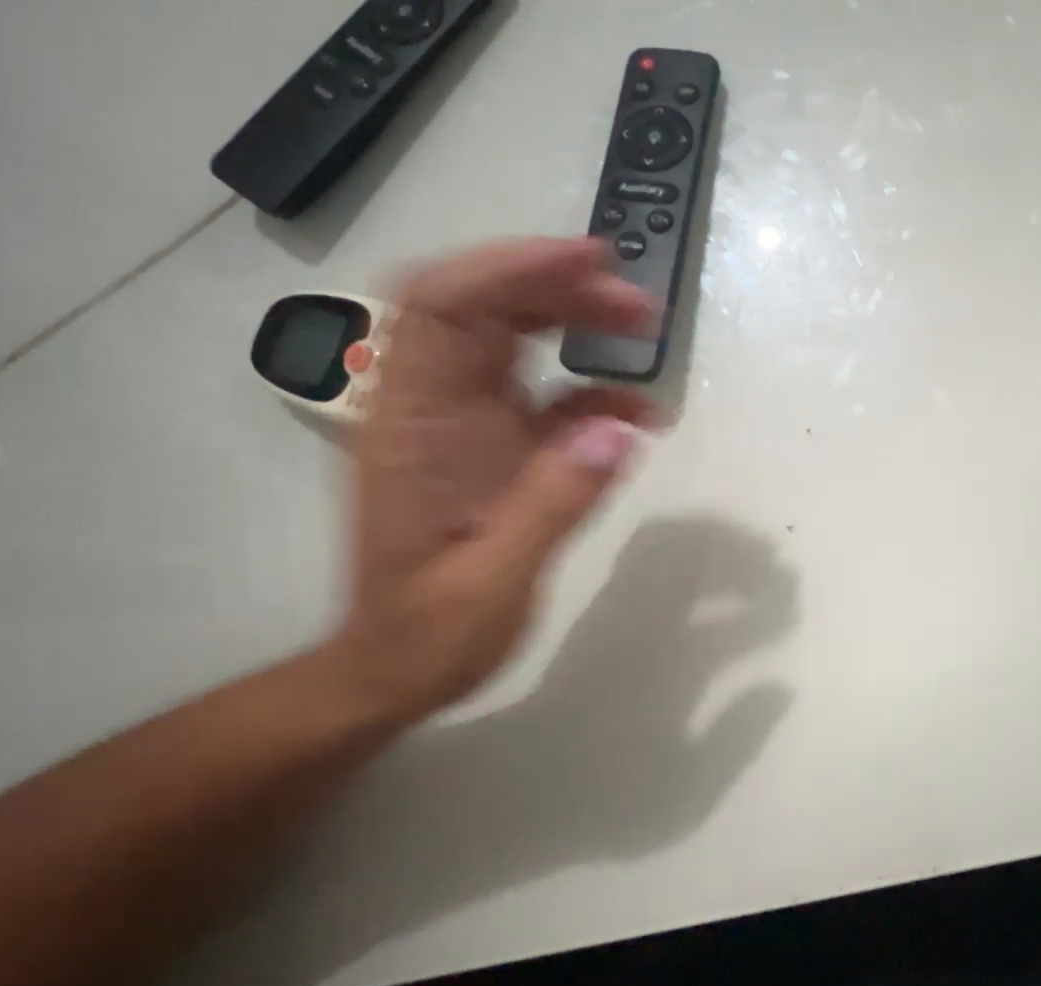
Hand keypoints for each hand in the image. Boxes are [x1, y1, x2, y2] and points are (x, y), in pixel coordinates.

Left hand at [334, 237, 662, 719]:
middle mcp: (434, 409)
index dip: (511, 267)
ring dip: (578, 328)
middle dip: (560, 290)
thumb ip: (554, 501)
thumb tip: (624, 427)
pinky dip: (593, 395)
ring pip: (516, 344)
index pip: (445, 307)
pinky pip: (545, 400)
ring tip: (646, 338)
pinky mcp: (496, 452)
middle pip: (485, 310)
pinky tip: (640, 414)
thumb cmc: (427, 632)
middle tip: (638, 307)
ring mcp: (465, 428)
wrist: (394, 671)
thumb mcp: (491, 580)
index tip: (588, 260)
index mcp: (413, 425)